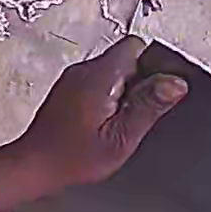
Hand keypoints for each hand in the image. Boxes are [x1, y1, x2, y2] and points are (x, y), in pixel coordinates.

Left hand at [10, 36, 186, 188]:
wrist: (35, 165)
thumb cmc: (72, 157)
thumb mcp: (120, 137)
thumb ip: (147, 106)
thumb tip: (175, 83)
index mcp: (98, 77)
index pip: (134, 46)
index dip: (154, 63)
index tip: (160, 86)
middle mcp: (82, 71)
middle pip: (124, 57)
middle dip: (139, 80)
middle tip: (136, 111)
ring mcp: (72, 79)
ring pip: (111, 70)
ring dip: (123, 90)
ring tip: (119, 120)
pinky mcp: (67, 89)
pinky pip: (96, 81)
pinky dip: (107, 96)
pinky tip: (104, 121)